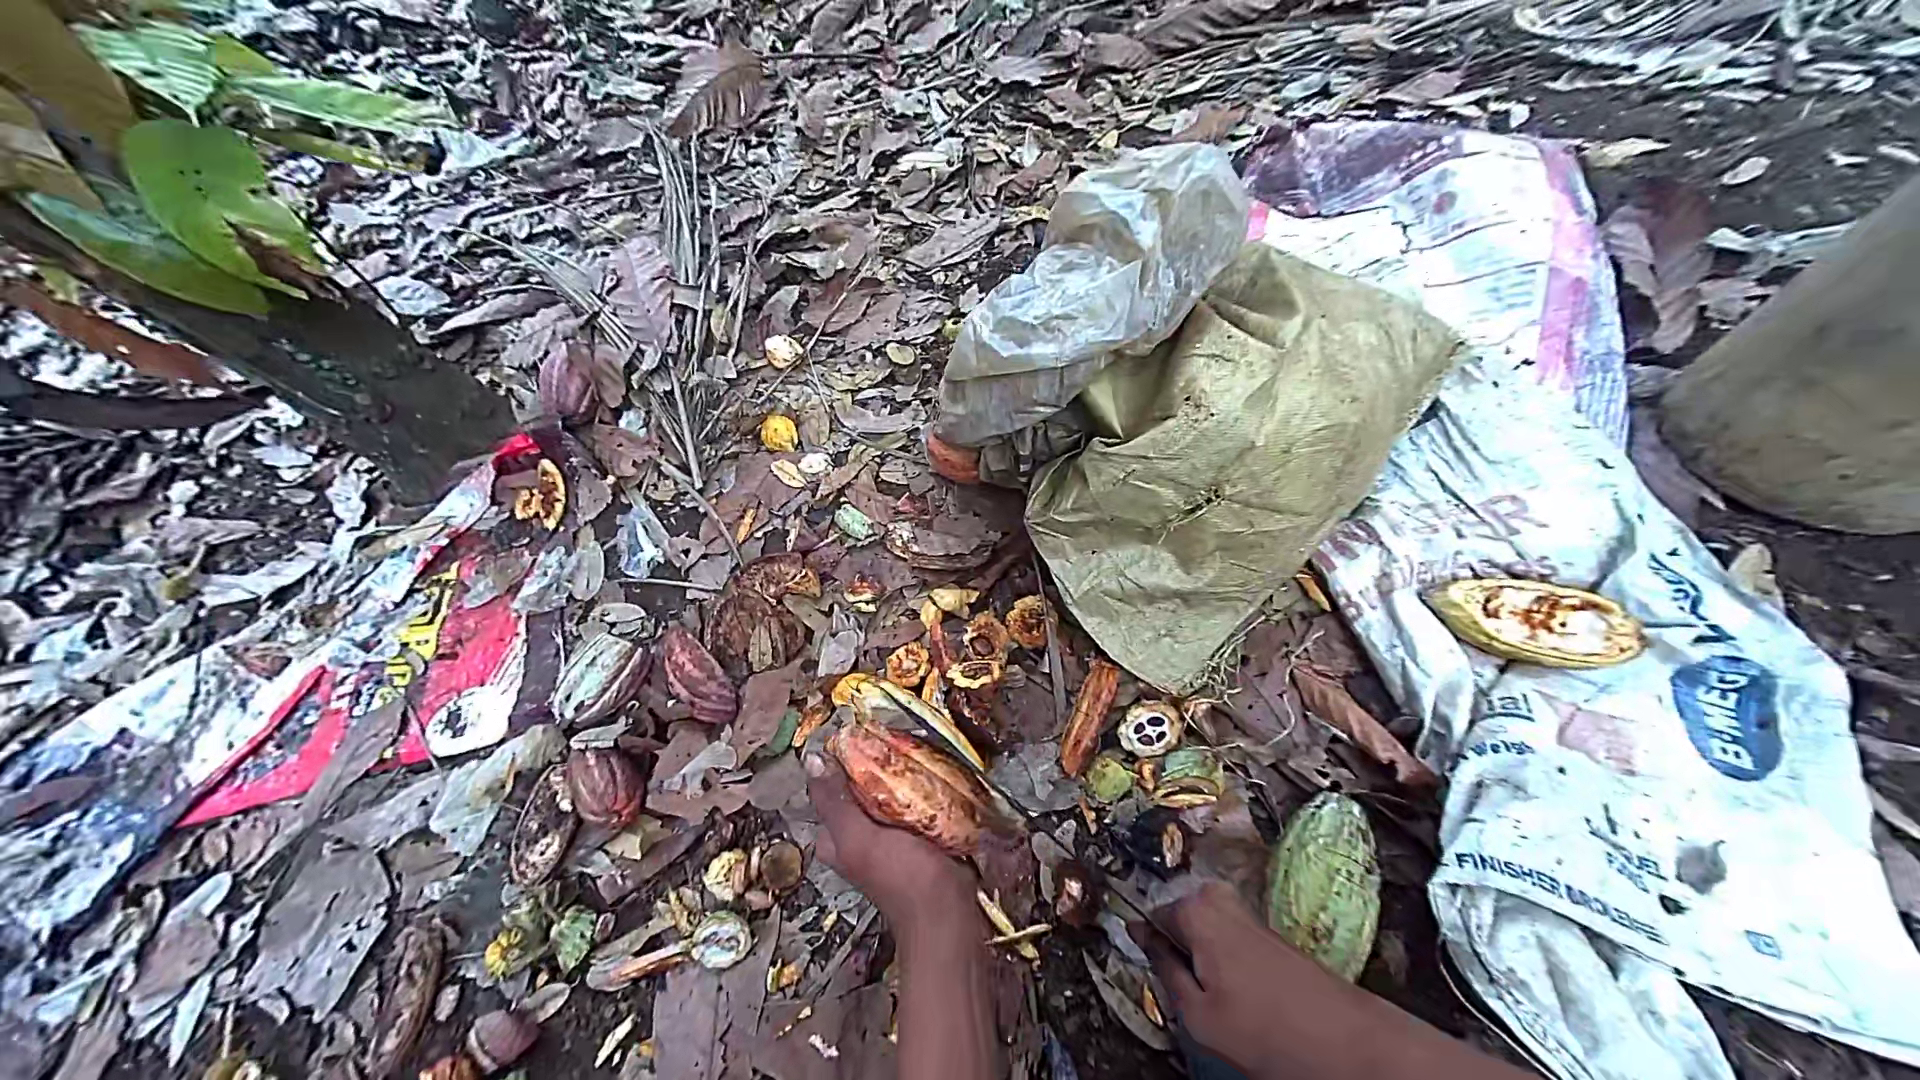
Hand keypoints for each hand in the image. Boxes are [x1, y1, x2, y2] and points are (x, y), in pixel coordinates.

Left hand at [804, 754, 977, 933]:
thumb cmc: (901, 878)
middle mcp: (859, 836)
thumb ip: (835, 802)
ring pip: (889, 792)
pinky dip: (920, 787)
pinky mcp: (919, 835)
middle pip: (861, 788)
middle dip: (875, 764)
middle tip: (892, 738)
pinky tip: (930, 772)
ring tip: (913, 748)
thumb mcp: (859, 838)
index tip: (862, 733)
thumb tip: (812, 759)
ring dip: (900, 774)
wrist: (950, 914)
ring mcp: (891, 836)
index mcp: (836, 838)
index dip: (842, 760)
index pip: (831, 788)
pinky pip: (914, 802)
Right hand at [1130, 881, 1339, 1075]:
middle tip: (1194, 991)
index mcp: (1194, 909)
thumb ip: (1163, 967)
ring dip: (1202, 956)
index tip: (1162, 976)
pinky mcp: (1264, 926)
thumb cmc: (1264, 1030)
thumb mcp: (1198, 1014)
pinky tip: (1242, 995)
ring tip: (1221, 997)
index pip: (1151, 918)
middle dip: (1179, 948)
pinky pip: (1224, 934)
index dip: (1150, 947)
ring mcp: (1243, 908)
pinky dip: (1224, 959)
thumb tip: (1140, 934)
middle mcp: (1216, 896)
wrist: (1348, 1040)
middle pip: (1178, 920)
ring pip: (1202, 929)